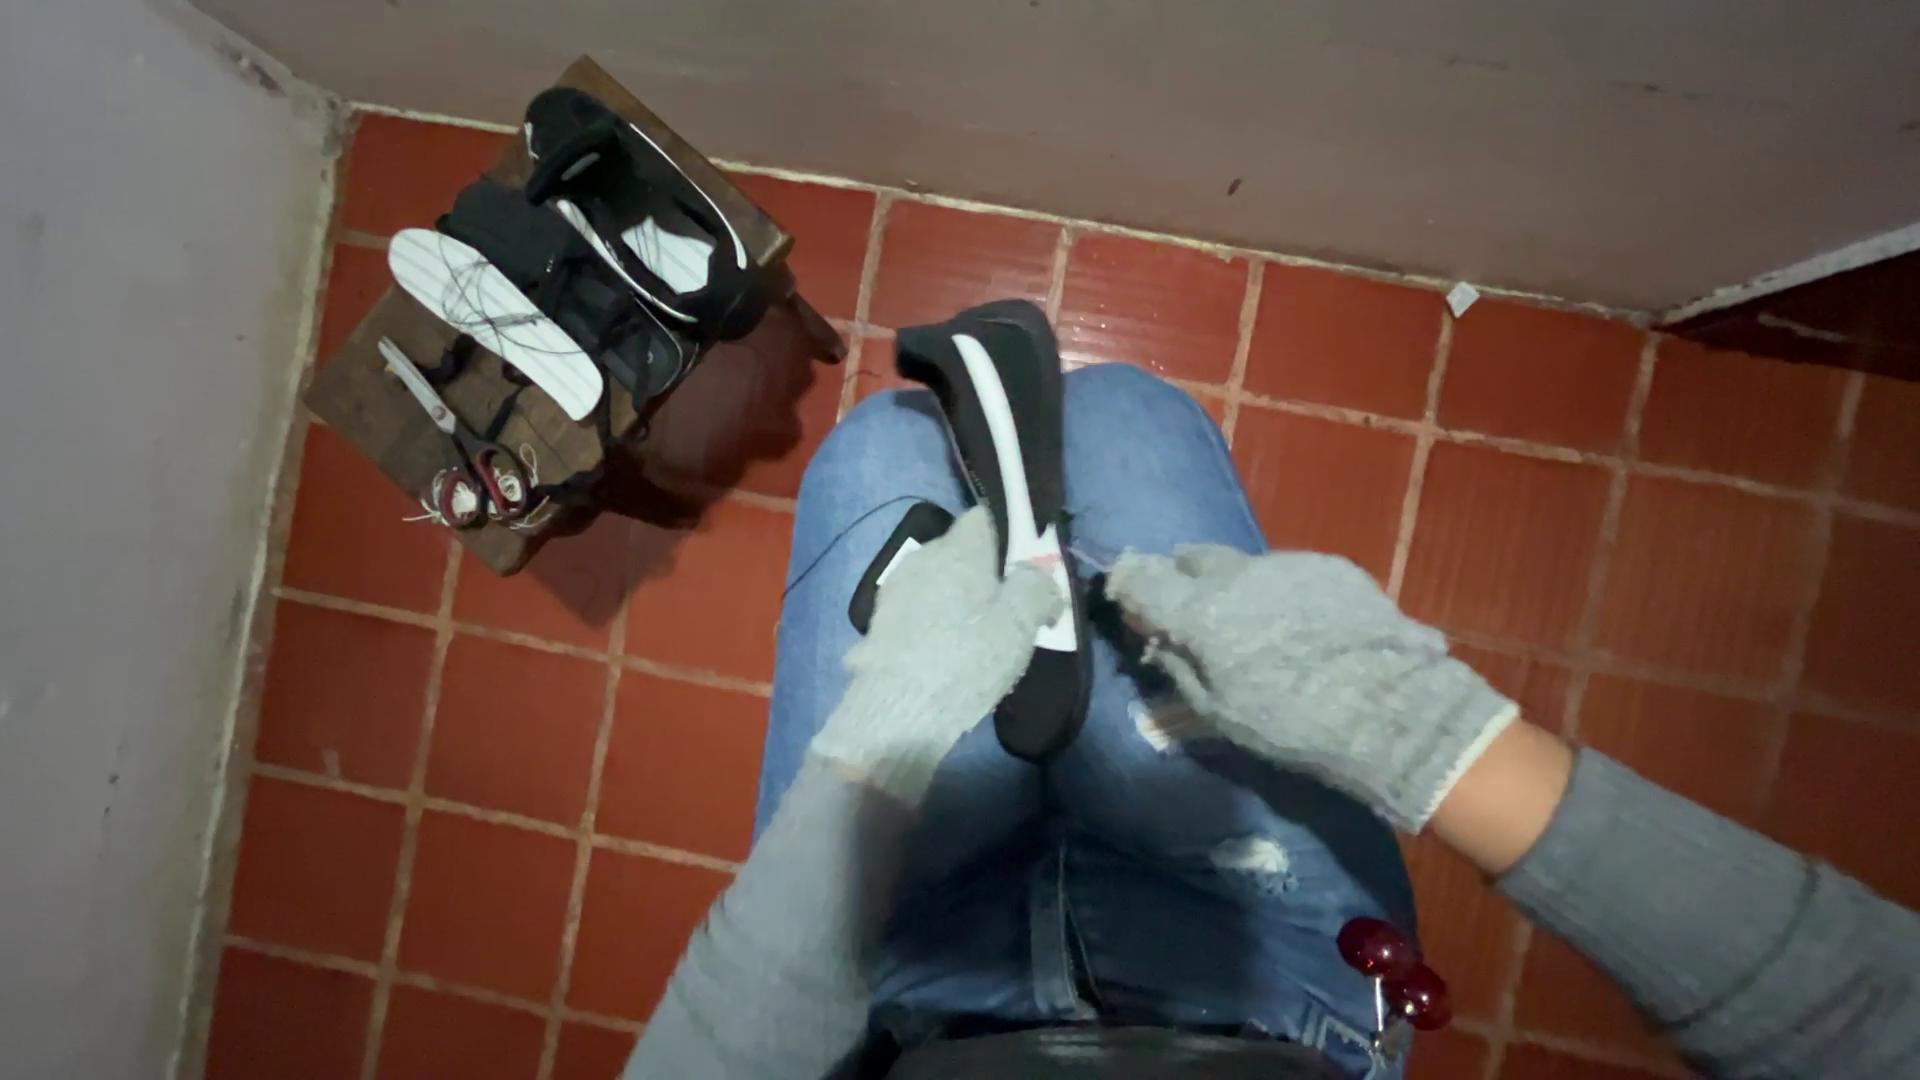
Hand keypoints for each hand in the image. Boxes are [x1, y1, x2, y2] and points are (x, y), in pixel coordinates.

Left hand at [810, 506, 1064, 805]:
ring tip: (973, 638)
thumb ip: (1037, 585)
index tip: (1025, 566)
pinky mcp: (880, 623)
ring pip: (937, 582)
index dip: (1008, 536)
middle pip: (960, 552)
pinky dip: (932, 623)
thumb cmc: (968, 656)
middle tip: (1007, 609)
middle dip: (983, 573)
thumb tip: (1038, 575)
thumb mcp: (1021, 620)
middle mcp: (922, 558)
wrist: (900, 709)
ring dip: (955, 599)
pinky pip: (917, 610)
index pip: (984, 518)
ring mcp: (895, 590)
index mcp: (958, 548)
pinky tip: (943, 654)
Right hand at [1106, 545, 1516, 830]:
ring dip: (1232, 585)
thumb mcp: (1217, 710)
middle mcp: (1235, 574)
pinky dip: (1277, 590)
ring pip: (1239, 563)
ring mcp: (1285, 564)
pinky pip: (1285, 570)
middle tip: (1193, 612)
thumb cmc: (1292, 724)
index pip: (1141, 577)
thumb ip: (1177, 663)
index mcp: (1201, 611)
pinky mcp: (1329, 565)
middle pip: (1188, 557)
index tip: (1130, 601)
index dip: (1128, 584)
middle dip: (1181, 578)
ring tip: (1256, 624)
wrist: (1393, 712)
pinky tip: (1302, 624)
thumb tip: (1155, 635)